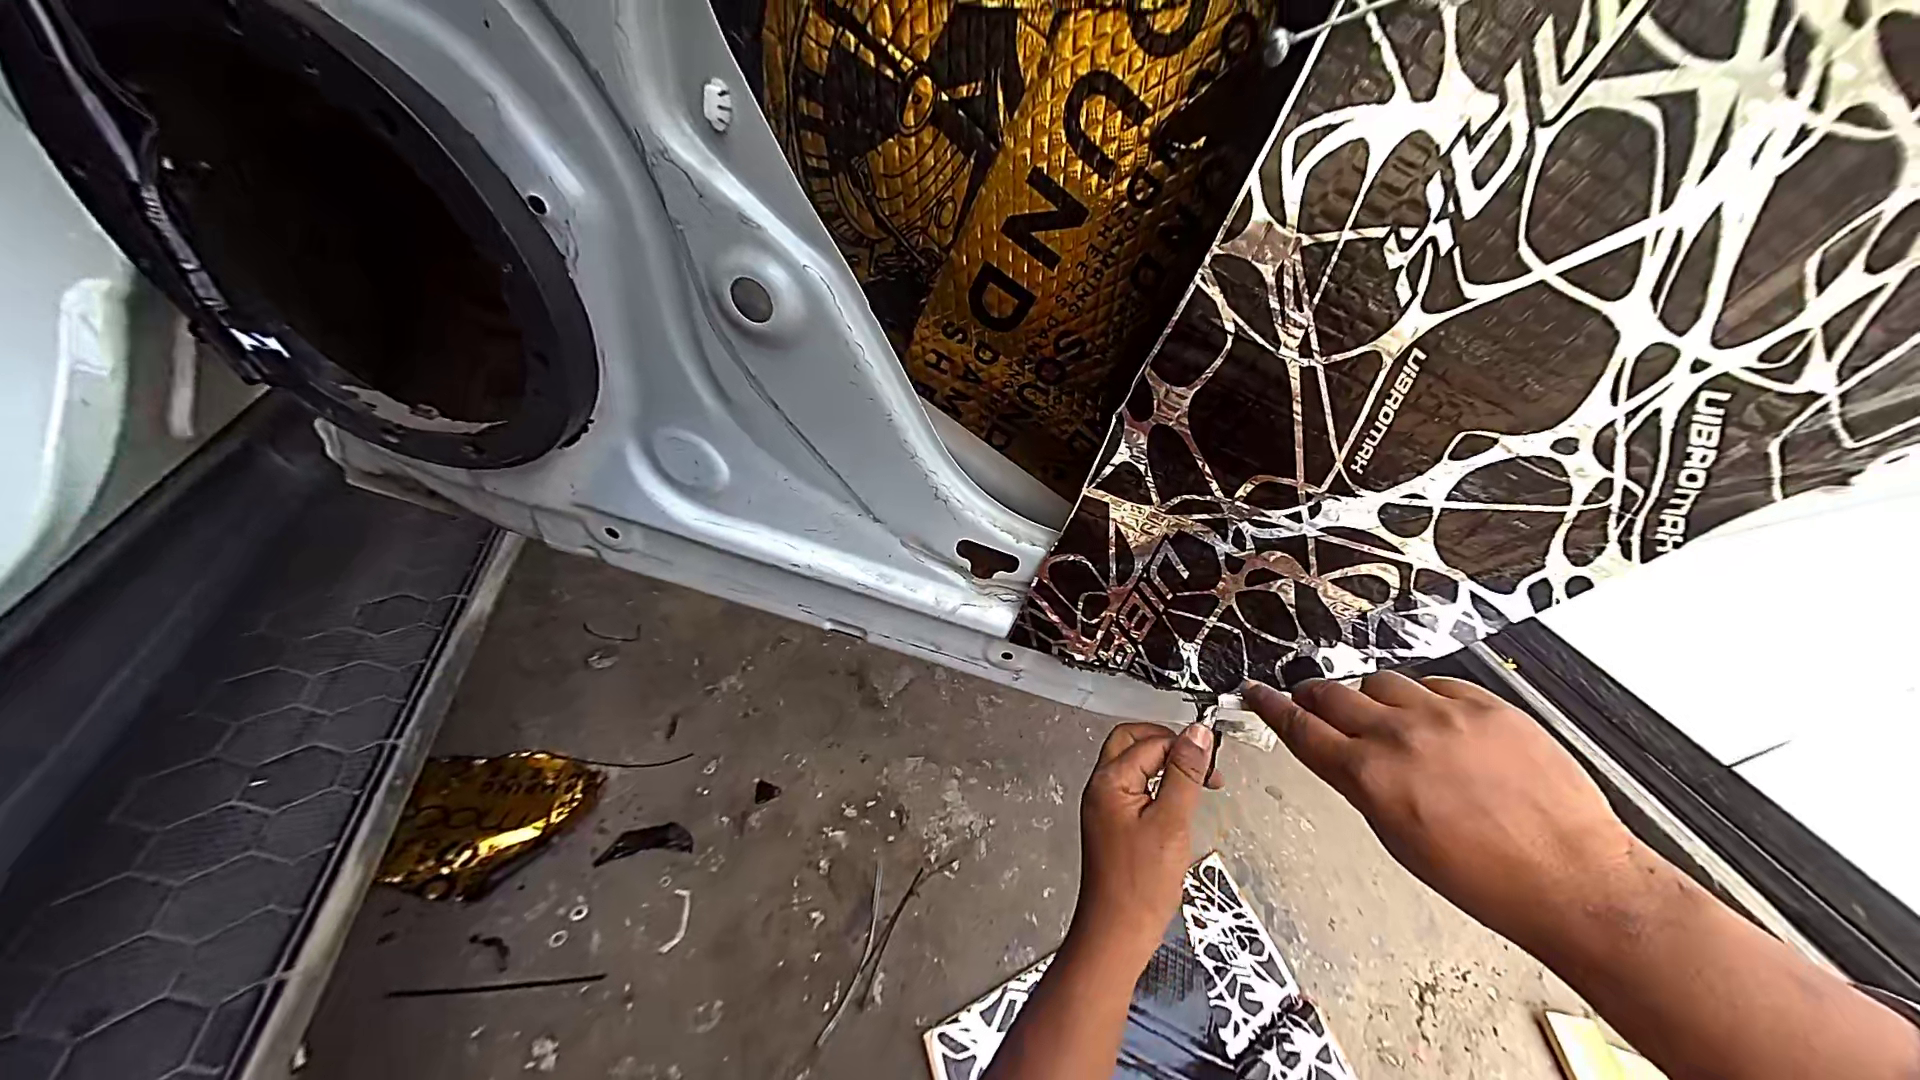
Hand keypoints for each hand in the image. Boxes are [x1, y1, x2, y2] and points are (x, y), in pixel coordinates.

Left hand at [1069, 722, 1219, 963]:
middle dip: (1167, 743)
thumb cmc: (1137, 888)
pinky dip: (1157, 784)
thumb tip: (1196, 737)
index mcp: (1109, 781)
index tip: (1212, 755)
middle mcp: (1101, 787)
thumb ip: (1184, 775)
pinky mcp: (1112, 822)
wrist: (1117, 933)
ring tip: (1195, 781)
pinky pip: (1134, 787)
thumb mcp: (1171, 823)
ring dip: (1163, 763)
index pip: (1150, 742)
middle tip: (1200, 759)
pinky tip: (1177, 801)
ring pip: (1133, 763)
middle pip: (1132, 741)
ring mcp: (1104, 805)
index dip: (1183, 744)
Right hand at [1244, 673, 1637, 945]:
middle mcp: (1400, 738)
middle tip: (1313, 700)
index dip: (1270, 706)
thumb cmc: (1488, 877)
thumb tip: (1340, 754)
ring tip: (1388, 717)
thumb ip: (1358, 783)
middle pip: (1330, 693)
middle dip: (1313, 695)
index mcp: (1368, 776)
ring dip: (1371, 696)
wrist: (1576, 881)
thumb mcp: (1394, 836)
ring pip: (1379, 681)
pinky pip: (1435, 683)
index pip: (1299, 727)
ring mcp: (1445, 716)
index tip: (1258, 693)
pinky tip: (1434, 719)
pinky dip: (1424, 697)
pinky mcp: (1487, 707)